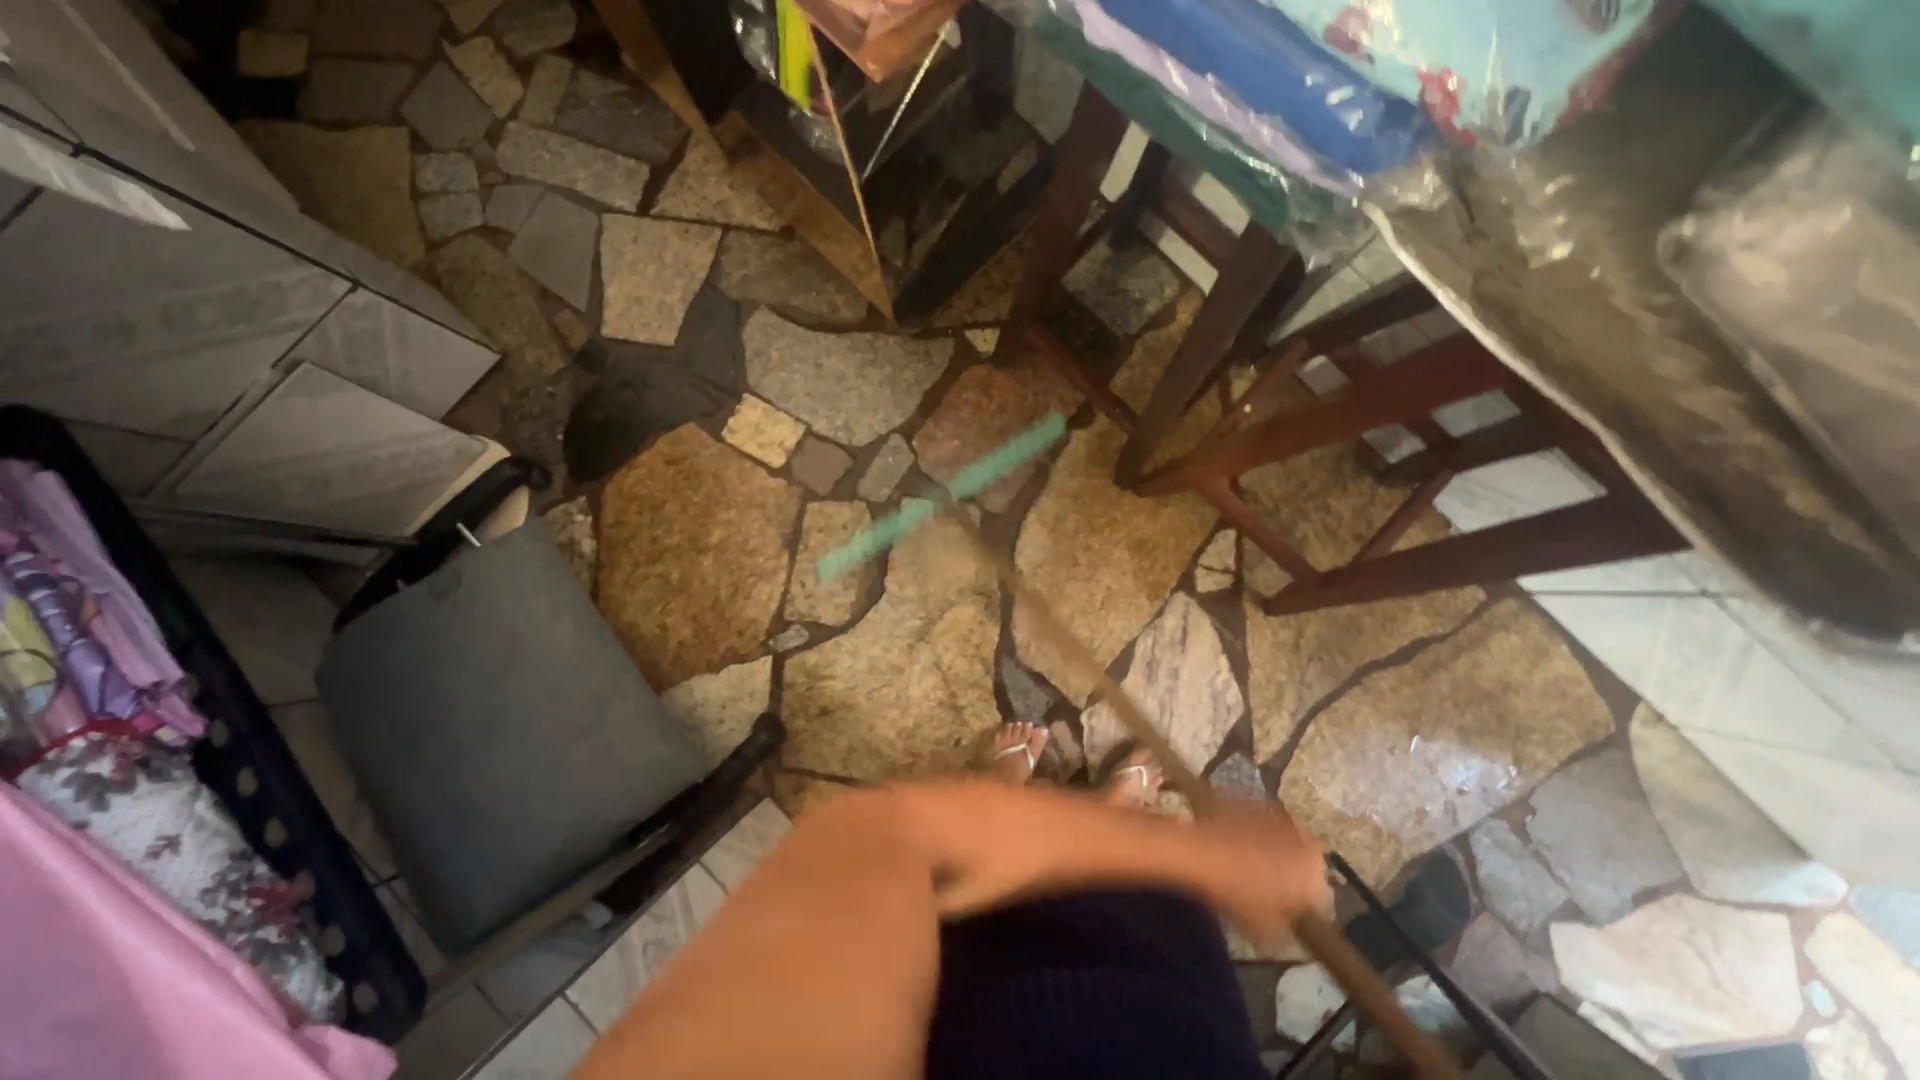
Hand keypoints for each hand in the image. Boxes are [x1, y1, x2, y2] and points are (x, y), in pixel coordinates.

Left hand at [1189, 800, 1331, 951]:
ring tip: (1251, 867)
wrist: (1200, 851)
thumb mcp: (1264, 930)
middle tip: (1270, 892)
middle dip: (1294, 878)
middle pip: (1307, 866)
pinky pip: (1263, 826)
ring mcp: (1282, 817)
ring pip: (1287, 843)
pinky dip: (1256, 835)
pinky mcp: (1256, 803)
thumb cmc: (1238, 893)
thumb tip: (1286, 931)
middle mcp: (1308, 841)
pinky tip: (1237, 845)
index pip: (1322, 901)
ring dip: (1276, 854)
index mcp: (1317, 874)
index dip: (1307, 913)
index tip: (1290, 919)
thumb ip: (1285, 933)